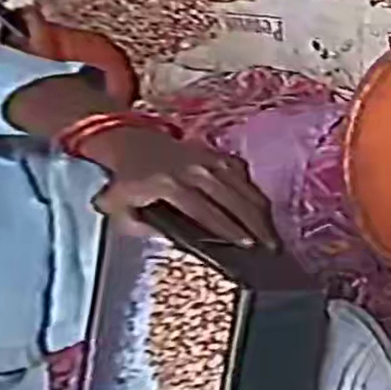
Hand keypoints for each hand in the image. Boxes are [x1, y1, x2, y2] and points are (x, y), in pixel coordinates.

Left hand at [82, 126, 277, 247]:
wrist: (135, 144)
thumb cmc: (128, 181)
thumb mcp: (116, 206)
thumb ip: (138, 226)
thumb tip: (174, 240)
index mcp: (169, 185)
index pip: (207, 213)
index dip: (229, 230)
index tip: (248, 245)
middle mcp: (197, 173)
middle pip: (238, 203)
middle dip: (258, 226)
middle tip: (273, 245)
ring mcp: (216, 163)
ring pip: (250, 193)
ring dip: (264, 215)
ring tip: (274, 234)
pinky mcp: (229, 159)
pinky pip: (249, 183)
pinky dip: (258, 200)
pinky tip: (263, 215)